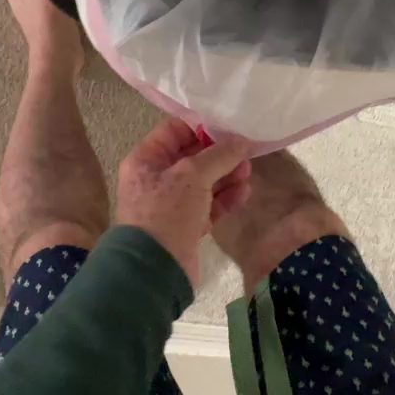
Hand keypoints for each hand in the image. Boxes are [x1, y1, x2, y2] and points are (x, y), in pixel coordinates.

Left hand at [116, 120, 252, 283]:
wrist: (155, 271)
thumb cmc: (167, 212)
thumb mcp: (192, 175)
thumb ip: (220, 154)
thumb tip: (243, 140)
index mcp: (146, 160)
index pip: (174, 131)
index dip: (201, 125)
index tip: (229, 123)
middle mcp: (156, 179)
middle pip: (191, 157)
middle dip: (219, 152)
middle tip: (245, 148)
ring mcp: (171, 204)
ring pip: (203, 182)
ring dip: (226, 174)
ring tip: (249, 169)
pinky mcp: (185, 227)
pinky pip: (208, 205)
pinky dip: (226, 198)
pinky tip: (245, 191)